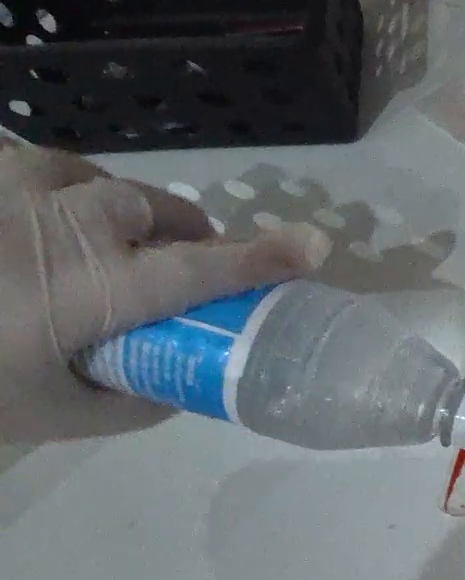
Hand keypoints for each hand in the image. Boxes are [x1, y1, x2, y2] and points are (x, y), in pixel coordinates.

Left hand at [0, 145, 329, 443]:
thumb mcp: (54, 415)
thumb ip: (134, 400)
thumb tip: (186, 386)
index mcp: (98, 288)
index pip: (206, 269)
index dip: (267, 259)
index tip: (317, 246)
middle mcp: (62, 228)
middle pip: (155, 209)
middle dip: (184, 229)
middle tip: (179, 257)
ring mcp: (1, 193)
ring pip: (86, 174)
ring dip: (113, 201)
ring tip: (99, 231)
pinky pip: (19, 163)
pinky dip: (42, 185)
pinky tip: (25, 217)